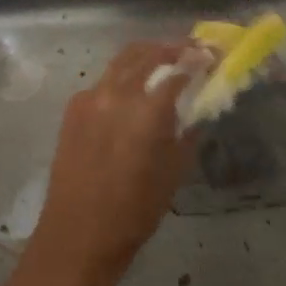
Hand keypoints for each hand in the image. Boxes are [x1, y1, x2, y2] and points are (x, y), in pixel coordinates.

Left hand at [24, 42, 195, 285]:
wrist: (78, 236)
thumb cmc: (134, 212)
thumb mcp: (173, 173)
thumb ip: (186, 132)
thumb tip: (196, 110)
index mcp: (146, 110)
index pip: (179, 67)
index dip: (199, 57)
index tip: (213, 53)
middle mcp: (115, 94)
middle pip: (145, 53)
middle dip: (171, 48)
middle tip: (191, 51)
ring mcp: (89, 99)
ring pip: (121, 63)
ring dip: (146, 57)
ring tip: (165, 64)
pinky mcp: (73, 111)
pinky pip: (103, 83)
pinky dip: (123, 78)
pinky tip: (133, 93)